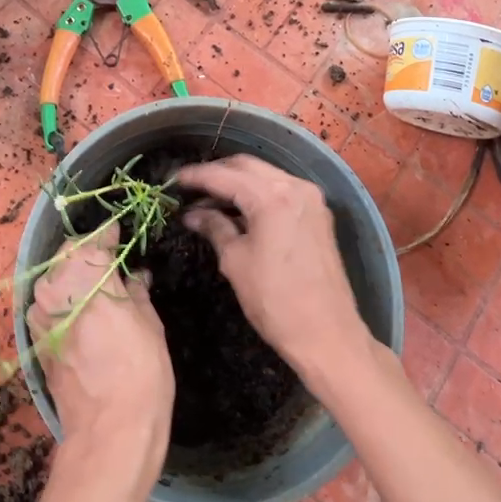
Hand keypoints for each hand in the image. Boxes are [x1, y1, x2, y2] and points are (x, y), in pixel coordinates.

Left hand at [27, 221, 173, 461]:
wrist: (109, 432)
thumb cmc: (141, 373)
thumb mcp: (150, 324)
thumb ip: (137, 292)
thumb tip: (135, 276)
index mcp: (85, 276)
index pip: (95, 240)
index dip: (110, 234)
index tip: (121, 232)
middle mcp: (54, 288)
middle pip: (68, 255)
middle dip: (88, 253)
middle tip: (111, 259)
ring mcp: (39, 315)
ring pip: (54, 279)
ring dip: (73, 276)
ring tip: (97, 285)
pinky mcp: (35, 339)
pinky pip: (48, 306)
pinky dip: (64, 302)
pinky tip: (83, 312)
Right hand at [174, 155, 369, 373]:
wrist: (327, 335)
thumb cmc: (275, 301)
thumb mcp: (236, 261)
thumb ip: (214, 227)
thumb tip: (192, 214)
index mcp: (273, 196)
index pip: (224, 176)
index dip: (195, 177)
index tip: (172, 179)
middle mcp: (295, 186)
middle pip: (247, 166)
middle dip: (217, 173)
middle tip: (190, 188)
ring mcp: (311, 199)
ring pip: (265, 175)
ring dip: (237, 183)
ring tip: (209, 201)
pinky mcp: (318, 214)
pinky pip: (281, 191)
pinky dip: (257, 194)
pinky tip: (238, 210)